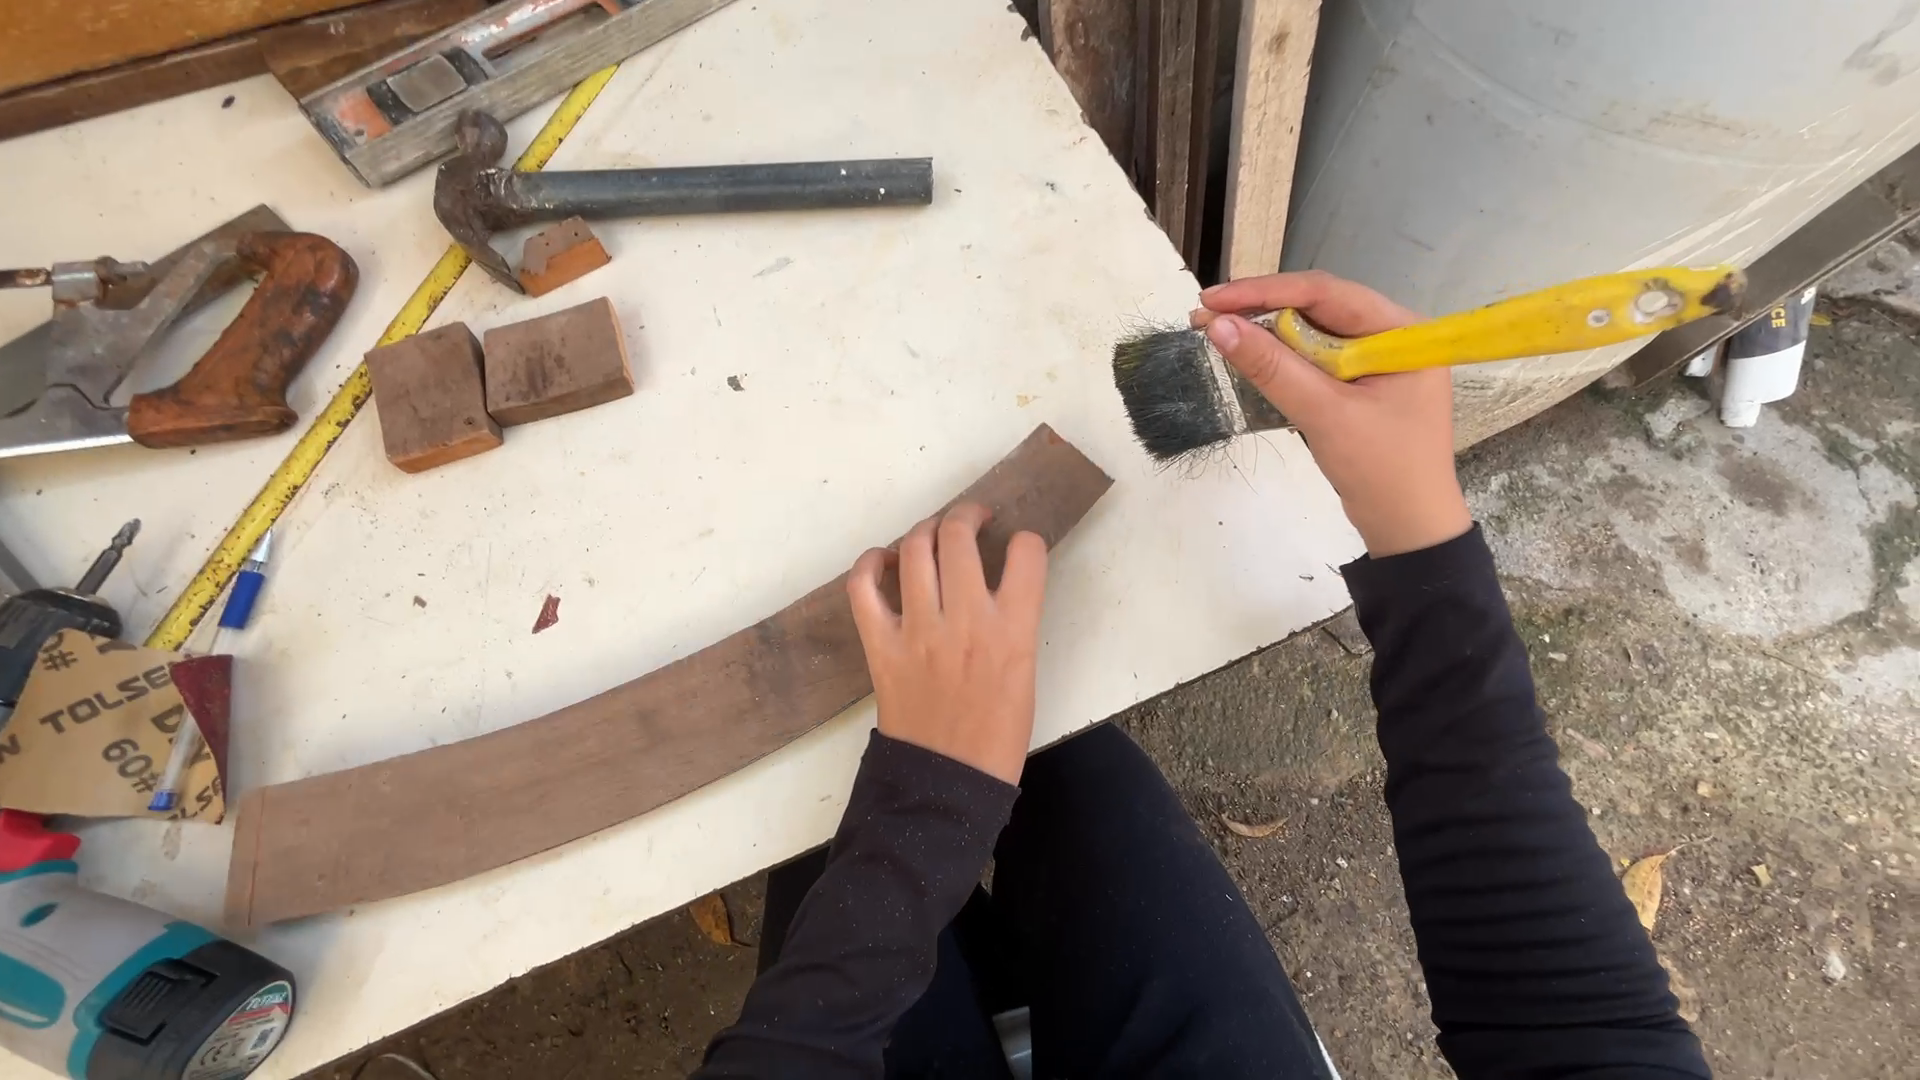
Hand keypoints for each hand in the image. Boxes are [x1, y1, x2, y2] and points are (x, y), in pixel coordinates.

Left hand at [846, 503, 1048, 784]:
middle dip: (967, 515)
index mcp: (1013, 630)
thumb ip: (1014, 621)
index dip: (1026, 540)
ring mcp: (919, 630)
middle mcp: (967, 620)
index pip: (1027, 553)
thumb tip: (995, 584)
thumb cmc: (997, 732)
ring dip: (924, 530)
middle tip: (971, 521)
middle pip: (959, 535)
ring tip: (932, 536)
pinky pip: (862, 587)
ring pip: (914, 549)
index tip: (1018, 545)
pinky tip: (883, 561)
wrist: (949, 780)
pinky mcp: (882, 645)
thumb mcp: (1025, 671)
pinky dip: (869, 563)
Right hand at [1193, 270, 1471, 557]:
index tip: (1212, 300)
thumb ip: (1273, 368)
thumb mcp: (1324, 414)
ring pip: (1311, 335)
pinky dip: (1280, 361)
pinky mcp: (1357, 388)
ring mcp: (1373, 363)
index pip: (1324, 292)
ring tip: (1216, 333)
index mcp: (1399, 329)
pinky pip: (1313, 362)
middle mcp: (1388, 336)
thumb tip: (1217, 326)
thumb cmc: (1380, 469)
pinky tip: (1249, 358)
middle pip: (1316, 309)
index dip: (1264, 292)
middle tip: (1205, 316)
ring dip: (1265, 335)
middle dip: (1259, 310)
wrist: (1408, 528)